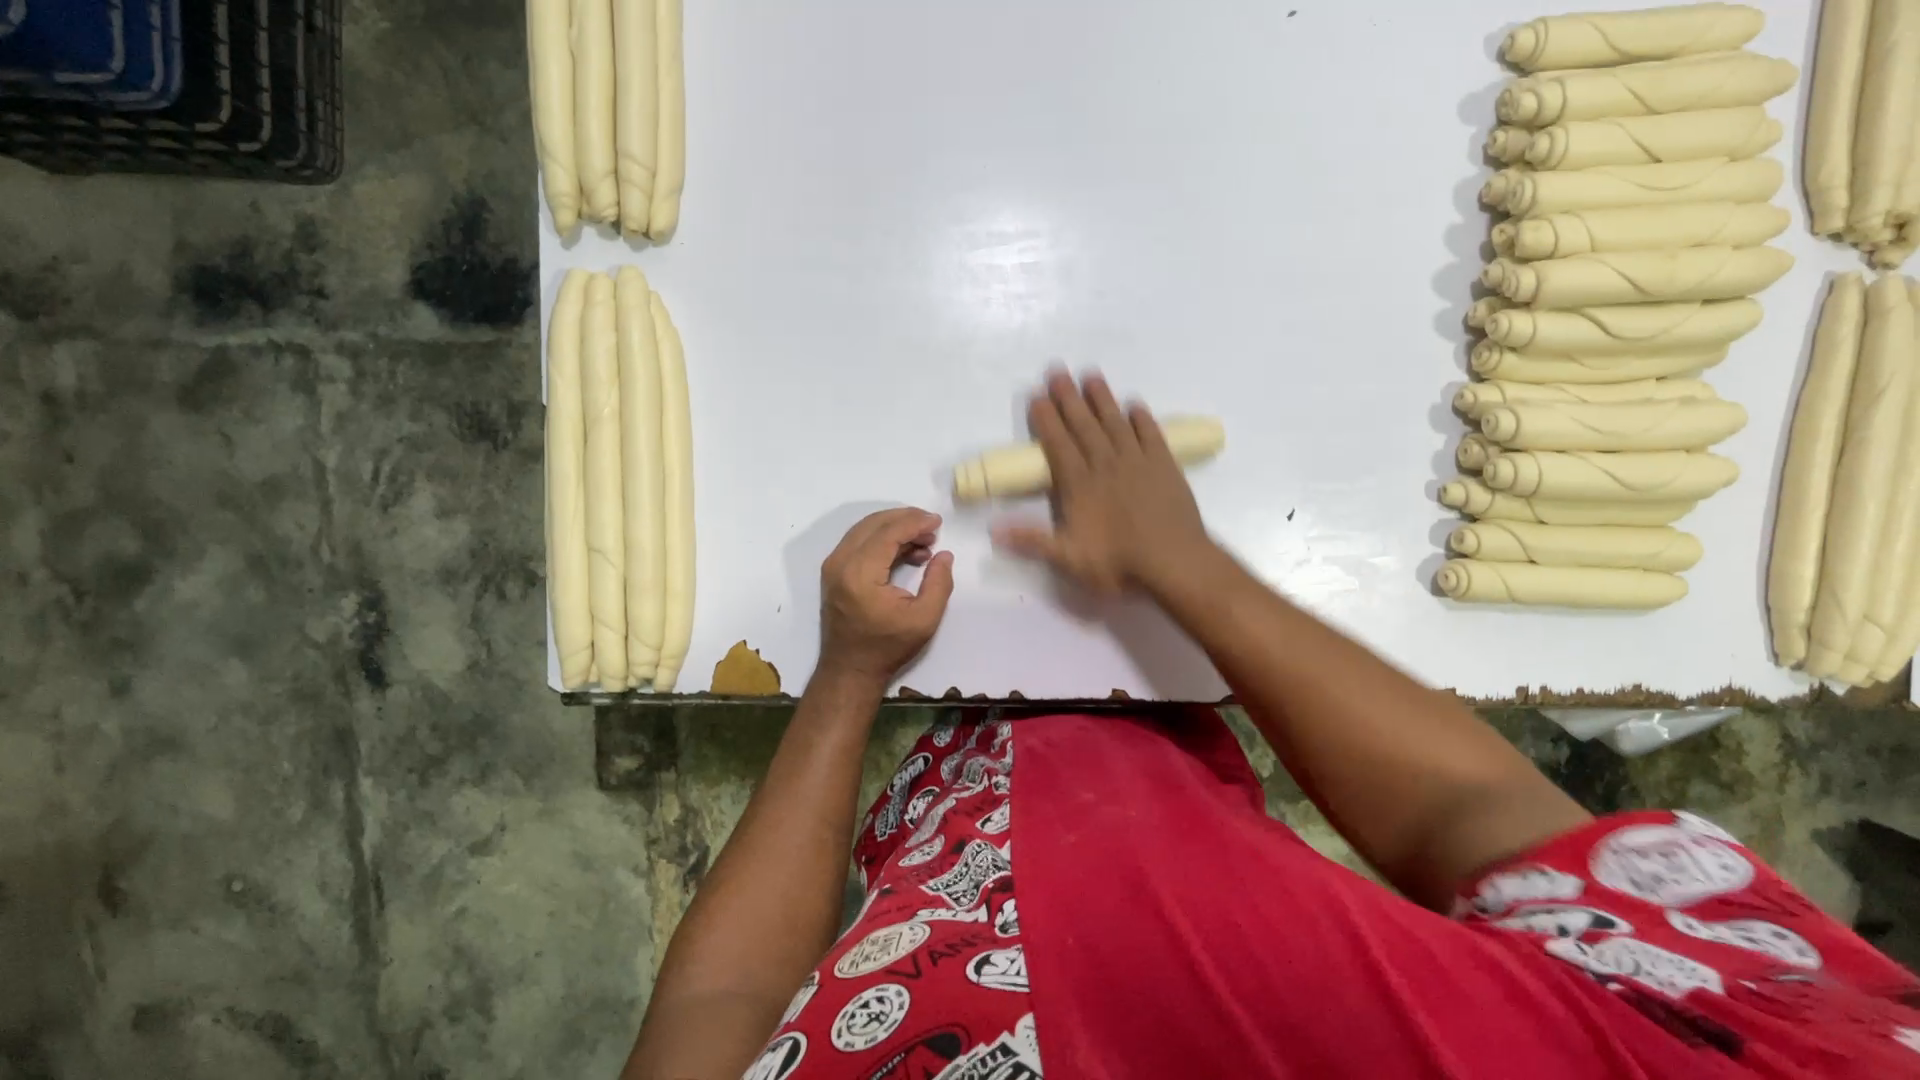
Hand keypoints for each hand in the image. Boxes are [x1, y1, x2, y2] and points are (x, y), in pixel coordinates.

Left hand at [818, 507, 955, 683]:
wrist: (850, 670)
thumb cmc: (887, 647)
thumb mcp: (924, 619)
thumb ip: (939, 583)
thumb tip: (944, 554)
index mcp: (860, 573)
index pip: (888, 533)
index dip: (915, 522)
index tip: (937, 522)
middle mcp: (841, 563)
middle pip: (873, 524)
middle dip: (905, 519)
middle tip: (932, 526)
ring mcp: (833, 567)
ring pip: (864, 530)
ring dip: (893, 528)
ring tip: (924, 541)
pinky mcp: (833, 573)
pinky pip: (857, 543)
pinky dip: (881, 540)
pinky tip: (906, 553)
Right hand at [994, 369, 1212, 592]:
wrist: (1174, 562)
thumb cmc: (1118, 563)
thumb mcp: (1068, 559)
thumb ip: (1032, 540)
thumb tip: (993, 530)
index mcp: (1079, 485)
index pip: (1058, 444)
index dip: (1046, 419)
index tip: (1036, 396)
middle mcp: (1105, 464)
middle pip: (1084, 425)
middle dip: (1068, 397)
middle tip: (1057, 370)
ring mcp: (1138, 462)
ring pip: (1115, 422)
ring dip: (1102, 399)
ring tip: (1091, 375)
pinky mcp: (1165, 466)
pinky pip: (1151, 435)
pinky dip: (1142, 419)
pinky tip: (1135, 406)